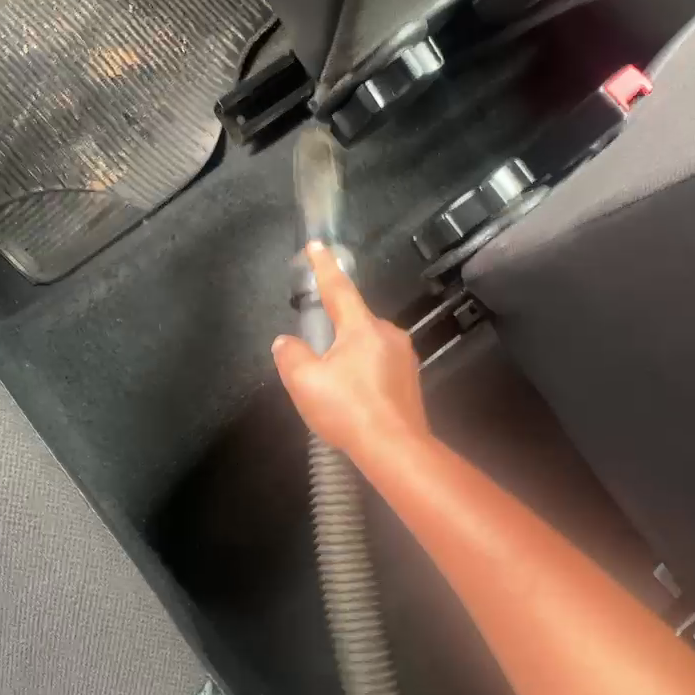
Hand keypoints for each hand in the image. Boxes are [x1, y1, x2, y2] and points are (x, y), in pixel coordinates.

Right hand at [273, 242, 430, 456]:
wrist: (395, 448)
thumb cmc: (348, 410)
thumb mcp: (304, 383)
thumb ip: (290, 356)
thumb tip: (286, 342)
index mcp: (362, 327)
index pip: (339, 289)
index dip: (324, 267)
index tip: (317, 246)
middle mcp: (388, 334)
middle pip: (354, 321)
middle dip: (333, 331)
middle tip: (315, 355)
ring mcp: (403, 358)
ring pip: (367, 346)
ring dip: (347, 357)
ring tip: (332, 386)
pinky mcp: (409, 382)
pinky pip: (378, 367)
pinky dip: (361, 374)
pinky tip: (351, 398)